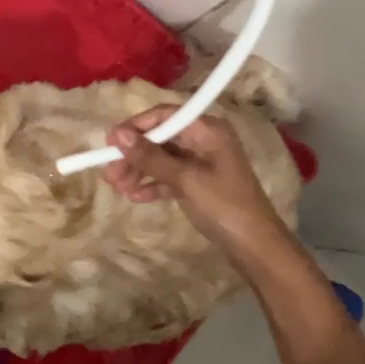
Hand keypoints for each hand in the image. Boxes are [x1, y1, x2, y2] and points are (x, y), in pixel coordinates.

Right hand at [102, 105, 288, 253]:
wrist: (255, 246)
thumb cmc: (223, 205)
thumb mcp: (184, 179)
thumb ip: (150, 157)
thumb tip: (117, 136)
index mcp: (207, 130)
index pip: (165, 116)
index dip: (135, 127)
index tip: (110, 143)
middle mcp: (205, 141)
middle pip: (161, 138)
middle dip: (134, 154)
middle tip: (109, 173)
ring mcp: (202, 163)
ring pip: (163, 159)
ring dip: (139, 171)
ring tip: (117, 188)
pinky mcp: (200, 184)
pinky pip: (170, 177)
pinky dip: (153, 185)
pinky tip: (135, 197)